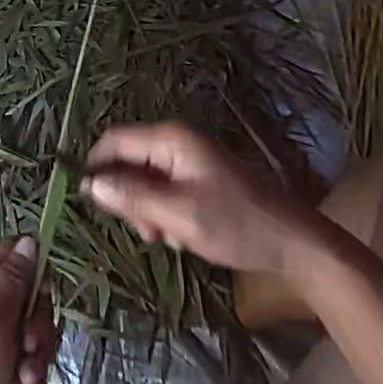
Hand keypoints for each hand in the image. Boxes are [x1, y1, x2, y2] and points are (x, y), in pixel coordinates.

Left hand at [0, 236, 60, 383]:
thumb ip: (15, 278)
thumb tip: (31, 238)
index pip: (15, 253)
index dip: (35, 267)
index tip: (42, 291)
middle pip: (33, 293)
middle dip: (39, 320)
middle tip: (29, 342)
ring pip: (37, 328)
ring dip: (38, 353)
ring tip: (23, 374)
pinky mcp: (6, 367)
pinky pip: (33, 358)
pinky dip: (31, 374)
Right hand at [83, 123, 318, 274]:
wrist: (293, 244)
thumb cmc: (235, 224)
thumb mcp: (178, 214)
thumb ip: (132, 197)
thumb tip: (89, 183)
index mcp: (171, 139)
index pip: (114, 140)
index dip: (96, 166)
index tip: (89, 200)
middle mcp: (176, 142)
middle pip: (129, 163)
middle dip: (131, 199)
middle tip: (148, 232)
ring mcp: (188, 161)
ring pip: (145, 182)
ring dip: (148, 212)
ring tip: (170, 237)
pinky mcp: (198, 179)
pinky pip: (164, 191)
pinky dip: (165, 214)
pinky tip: (183, 236)